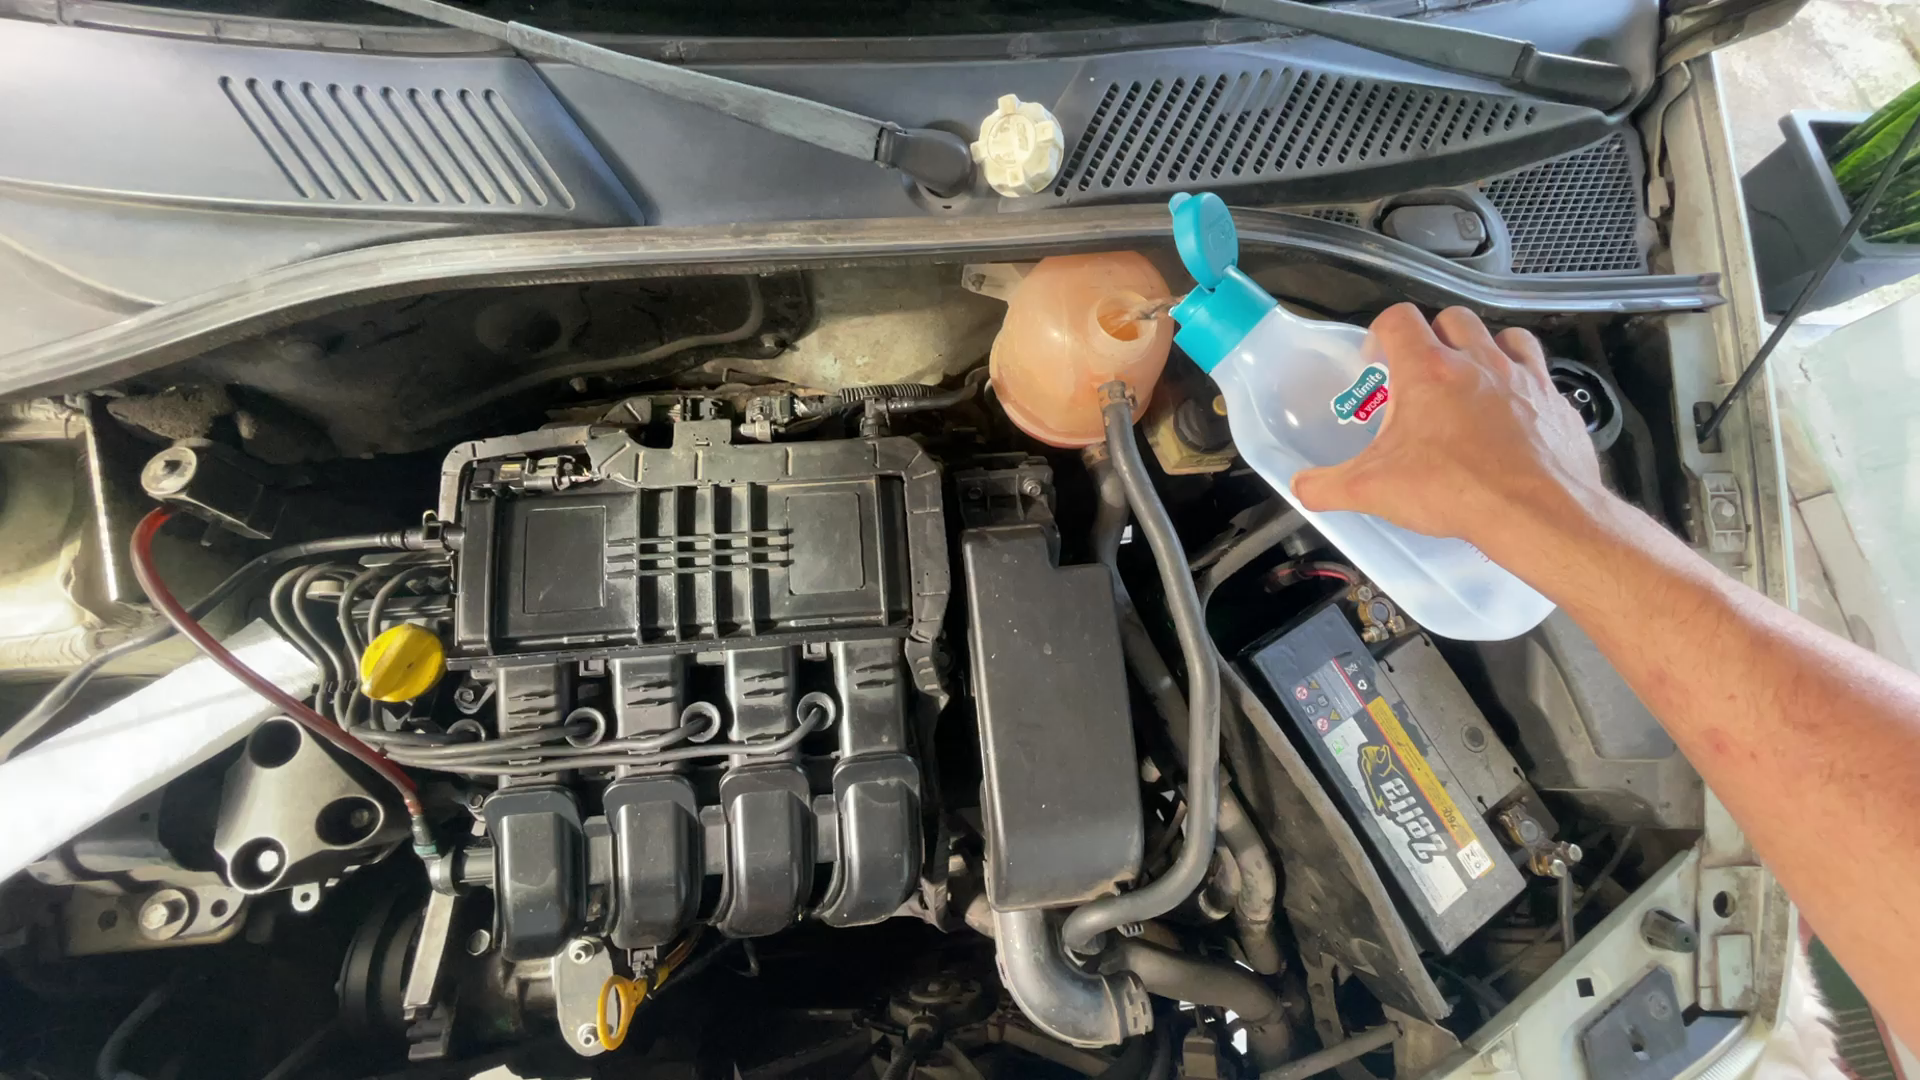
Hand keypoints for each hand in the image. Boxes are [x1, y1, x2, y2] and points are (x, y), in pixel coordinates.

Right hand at [1291, 304, 1607, 561]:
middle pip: (1451, 318)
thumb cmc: (1453, 490)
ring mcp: (1522, 376)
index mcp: (1427, 372)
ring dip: (1479, 348)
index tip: (1374, 362)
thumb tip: (1299, 487)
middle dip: (1430, 337)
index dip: (1379, 333)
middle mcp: (1476, 362)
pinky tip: (1505, 406)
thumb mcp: (1369, 491)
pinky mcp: (1555, 399)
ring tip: (1465, 381)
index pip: (1398, 319)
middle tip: (1417, 374)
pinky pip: (1537, 368)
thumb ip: (1323, 487)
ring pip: (1500, 334)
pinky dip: (1518, 376)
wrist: (1535, 513)